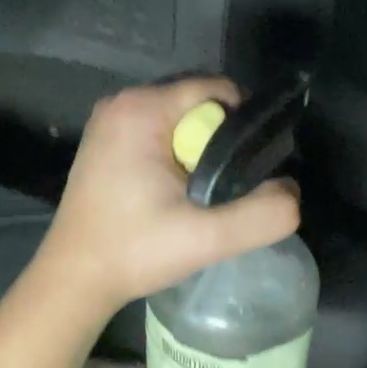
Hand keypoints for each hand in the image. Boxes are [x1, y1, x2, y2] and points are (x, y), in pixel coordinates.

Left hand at [35, 77, 300, 308]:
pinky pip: (155, 131)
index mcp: (141, 109)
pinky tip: (172, 193)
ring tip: (200, 193)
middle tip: (224, 187)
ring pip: (177, 119)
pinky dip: (172, 154)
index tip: (246, 167)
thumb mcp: (205, 239)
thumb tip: (292, 192)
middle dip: (218, 139)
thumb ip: (261, 215)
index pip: (215, 89)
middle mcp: (120, 102)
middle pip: (196, 102)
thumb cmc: (133, 251)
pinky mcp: (103, 142)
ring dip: (196, 150)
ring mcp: (108, 121)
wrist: (74, 277)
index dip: (241, 124)